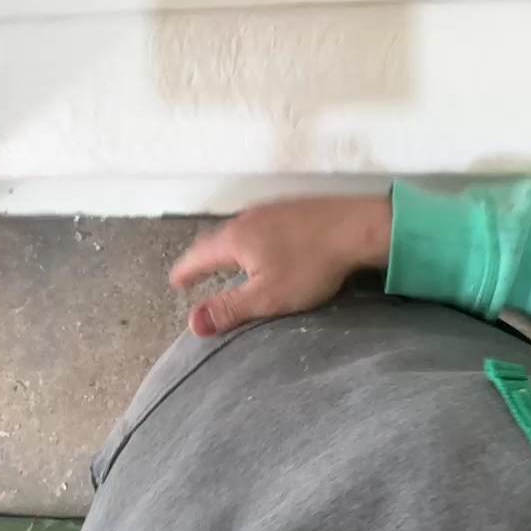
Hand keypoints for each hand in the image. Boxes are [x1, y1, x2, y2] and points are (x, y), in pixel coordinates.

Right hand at [168, 195, 392, 336]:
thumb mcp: (267, 296)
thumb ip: (229, 308)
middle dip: (203, 257)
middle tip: (194, 272)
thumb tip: (191, 322)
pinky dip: (250, 239)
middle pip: (216, 239)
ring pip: (239, 230)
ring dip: (227, 247)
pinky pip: (259, 224)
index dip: (186, 270)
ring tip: (225, 261)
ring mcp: (271, 208)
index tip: (174, 281)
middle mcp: (248, 218)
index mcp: (236, 239)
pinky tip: (262, 247)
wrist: (355, 227)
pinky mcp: (292, 208)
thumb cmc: (309, 265)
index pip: (199, 255)